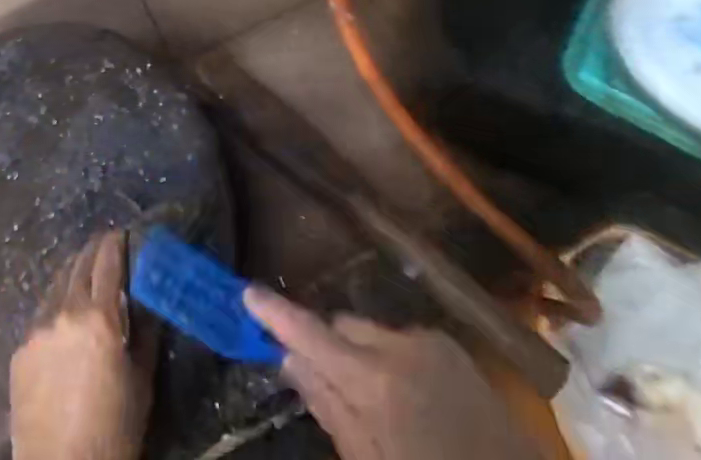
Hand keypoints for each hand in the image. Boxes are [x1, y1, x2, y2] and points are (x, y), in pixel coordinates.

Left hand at [10, 231, 153, 459]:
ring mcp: (37, 329)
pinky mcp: (20, 350)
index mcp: (99, 316)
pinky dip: (56, 301)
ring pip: (56, 284)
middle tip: (107, 245)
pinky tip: (64, 311)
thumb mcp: (142, 376)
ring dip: (73, 271)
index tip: (125, 233)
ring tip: (85, 270)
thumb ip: (146, 329)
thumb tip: (148, 297)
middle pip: (79, 264)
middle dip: (95, 249)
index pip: (108, 260)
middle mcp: (64, 311)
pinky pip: (40, 312)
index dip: (117, 241)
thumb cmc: (115, 425)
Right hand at [244, 286, 537, 459]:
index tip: (247, 292)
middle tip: (322, 385)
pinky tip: (408, 400)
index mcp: (375, 382)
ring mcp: (430, 342)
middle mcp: (400, 346)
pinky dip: (390, 359)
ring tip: (375, 404)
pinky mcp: (453, 349)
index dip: (276, 314)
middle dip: (327, 347)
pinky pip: (402, 341)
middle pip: (341, 326)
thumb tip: (290, 360)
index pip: (311, 335)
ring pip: (371, 332)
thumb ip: (330, 409)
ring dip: (360, 355)